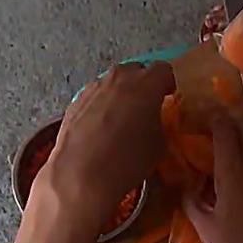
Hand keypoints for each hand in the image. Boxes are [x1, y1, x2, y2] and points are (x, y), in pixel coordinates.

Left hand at [43, 63, 174, 220]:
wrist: (83, 173)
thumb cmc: (129, 159)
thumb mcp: (159, 145)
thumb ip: (158, 123)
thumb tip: (151, 120)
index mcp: (146, 85)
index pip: (163, 70)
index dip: (167, 83)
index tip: (167, 97)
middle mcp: (119, 78)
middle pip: (135, 70)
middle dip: (142, 85)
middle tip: (144, 108)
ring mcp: (94, 87)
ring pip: (112, 82)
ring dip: (120, 94)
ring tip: (120, 120)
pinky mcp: (75, 101)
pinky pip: (95, 96)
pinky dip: (101, 106)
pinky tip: (100, 129)